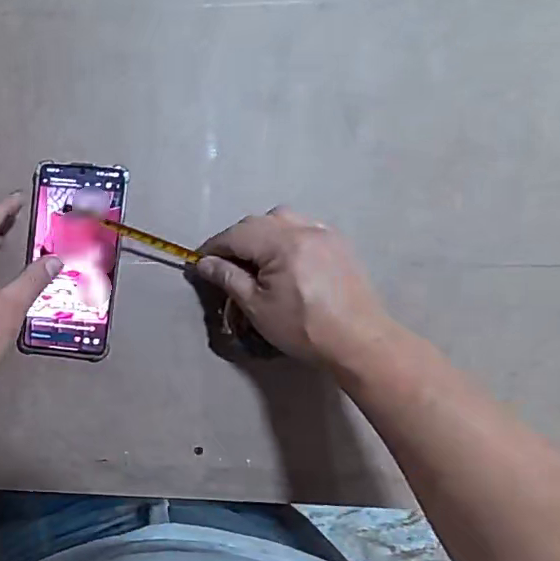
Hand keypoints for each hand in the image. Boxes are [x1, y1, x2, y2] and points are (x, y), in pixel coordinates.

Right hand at [192, 207, 397, 366]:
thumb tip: (204, 263)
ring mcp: (325, 234)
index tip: (199, 263)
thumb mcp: (257, 307)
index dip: (213, 247)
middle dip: (234, 239)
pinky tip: (281, 257)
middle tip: (222, 264)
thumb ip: (228, 278)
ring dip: (259, 232)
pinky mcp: (337, 243)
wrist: (360, 342)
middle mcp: (304, 230)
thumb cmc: (304, 328)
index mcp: (283, 244)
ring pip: (280, 218)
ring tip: (252, 258)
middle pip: (257, 222)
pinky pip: (301, 226)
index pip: (236, 235)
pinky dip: (283, 234)